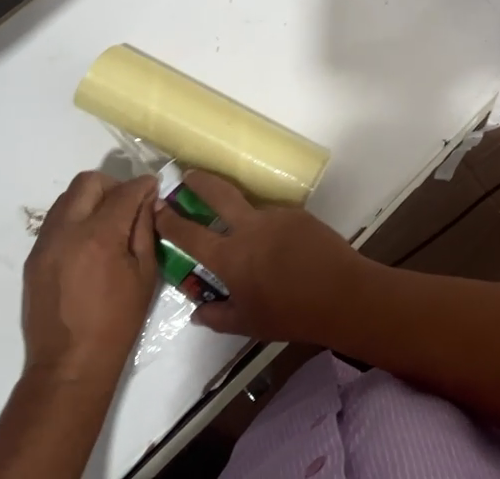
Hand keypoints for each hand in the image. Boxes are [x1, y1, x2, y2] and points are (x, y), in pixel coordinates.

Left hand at [21, 171, 158, 379]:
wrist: (69, 362)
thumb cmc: (117, 321)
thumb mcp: (145, 273)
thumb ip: (145, 229)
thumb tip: (148, 201)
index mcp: (99, 236)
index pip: (125, 191)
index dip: (144, 186)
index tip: (154, 189)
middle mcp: (67, 231)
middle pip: (88, 182)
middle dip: (113, 185)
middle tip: (129, 205)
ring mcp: (44, 244)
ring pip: (67, 198)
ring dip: (91, 200)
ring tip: (108, 223)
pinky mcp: (33, 258)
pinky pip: (55, 222)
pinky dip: (75, 219)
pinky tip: (89, 243)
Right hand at [156, 170, 373, 344]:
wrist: (342, 293)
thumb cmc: (290, 314)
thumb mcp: (247, 323)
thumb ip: (217, 315)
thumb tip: (198, 311)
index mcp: (230, 256)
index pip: (190, 234)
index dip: (170, 221)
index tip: (157, 208)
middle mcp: (251, 228)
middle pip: (219, 194)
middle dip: (200, 182)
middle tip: (188, 175)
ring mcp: (277, 217)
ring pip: (252, 208)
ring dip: (244, 214)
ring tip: (248, 235)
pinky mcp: (300, 215)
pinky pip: (276, 218)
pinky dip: (271, 228)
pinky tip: (280, 247)